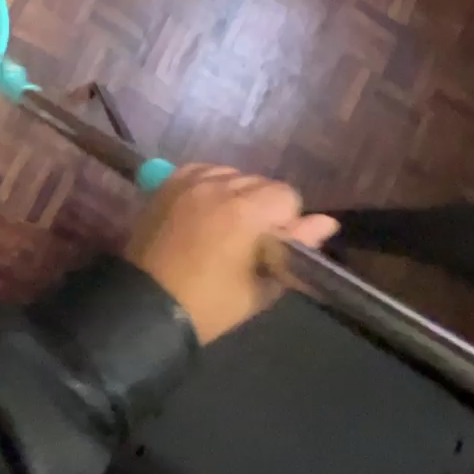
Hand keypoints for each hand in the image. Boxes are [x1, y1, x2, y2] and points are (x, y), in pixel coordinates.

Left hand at [123, 165, 338, 343]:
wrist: (147, 302)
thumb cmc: (210, 303)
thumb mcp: (261, 284)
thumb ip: (295, 248)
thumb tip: (326, 223)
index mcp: (245, 211)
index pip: (286, 195)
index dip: (288, 220)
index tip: (276, 245)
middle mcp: (216, 186)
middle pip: (257, 181)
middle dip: (264, 206)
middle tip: (252, 239)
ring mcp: (187, 182)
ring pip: (229, 173)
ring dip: (236, 193)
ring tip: (227, 225)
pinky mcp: (165, 185)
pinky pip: (199, 170)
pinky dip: (209, 183)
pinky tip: (206, 209)